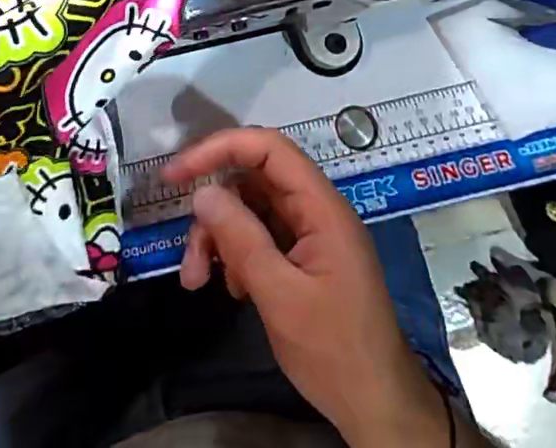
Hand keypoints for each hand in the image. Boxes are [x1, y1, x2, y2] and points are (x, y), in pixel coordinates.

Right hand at [163, 128, 448, 447]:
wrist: (378, 406)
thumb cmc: (335, 350)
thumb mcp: (281, 296)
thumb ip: (241, 239)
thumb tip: (203, 193)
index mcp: (321, 206)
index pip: (268, 148)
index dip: (220, 148)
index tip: (177, 174)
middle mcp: (315, 210)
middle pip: (252, 181)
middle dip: (213, 209)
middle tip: (187, 249)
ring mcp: (309, 233)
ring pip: (250, 210)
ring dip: (218, 238)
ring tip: (197, 281)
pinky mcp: (302, 257)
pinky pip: (258, 236)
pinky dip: (234, 255)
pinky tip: (230, 289)